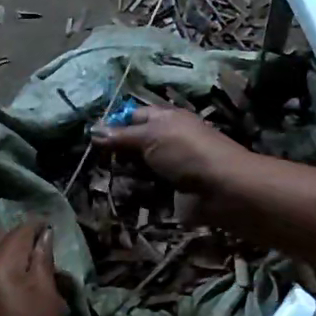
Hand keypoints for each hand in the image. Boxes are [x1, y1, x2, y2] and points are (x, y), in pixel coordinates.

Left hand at [0, 220, 66, 315]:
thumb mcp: (46, 297)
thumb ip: (43, 262)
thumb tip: (44, 236)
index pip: (18, 233)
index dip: (35, 225)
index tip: (49, 223)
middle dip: (18, 235)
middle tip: (40, 237)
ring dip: (5, 250)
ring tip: (27, 256)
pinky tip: (10, 276)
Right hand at [92, 106, 251, 195]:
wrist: (223, 188)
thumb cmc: (187, 152)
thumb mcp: (151, 136)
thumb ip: (122, 136)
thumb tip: (93, 130)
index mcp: (167, 119)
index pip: (134, 116)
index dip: (115, 125)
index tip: (92, 139)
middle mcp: (168, 141)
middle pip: (134, 146)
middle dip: (117, 155)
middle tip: (97, 164)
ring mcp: (171, 168)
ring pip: (138, 171)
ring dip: (125, 178)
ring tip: (109, 183)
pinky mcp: (173, 193)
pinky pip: (148, 193)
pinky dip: (137, 195)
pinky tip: (127, 198)